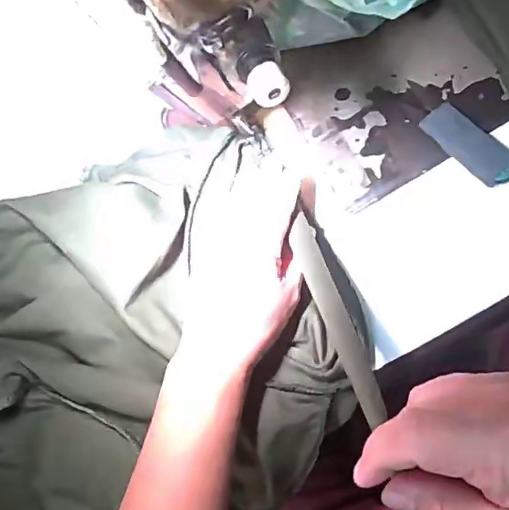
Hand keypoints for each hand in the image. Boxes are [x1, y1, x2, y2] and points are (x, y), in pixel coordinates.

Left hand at [175, 165, 306, 381]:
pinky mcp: (205, 247)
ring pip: (236, 199)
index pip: (279, 202)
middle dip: (271, 176)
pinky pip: (220, 212)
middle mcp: (235, 234)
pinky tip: (238, 193)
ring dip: (252, 183)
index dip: (292, 184)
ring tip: (265, 169)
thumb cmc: (255, 325)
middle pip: (255, 194)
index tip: (303, 171)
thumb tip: (302, 229)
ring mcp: (216, 239)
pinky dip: (233, 198)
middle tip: (285, 163)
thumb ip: (296, 256)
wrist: (212, 346)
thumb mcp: (289, 294)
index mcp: (260, 244)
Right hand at [353, 373, 508, 509]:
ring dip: (412, 428)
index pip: (412, 432)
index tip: (365, 485)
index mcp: (500, 441)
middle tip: (402, 489)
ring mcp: (505, 383)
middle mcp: (497, 398)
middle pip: (414, 408)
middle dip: (392, 445)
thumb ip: (446, 509)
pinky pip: (451, 389)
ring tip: (427, 472)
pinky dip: (434, 415)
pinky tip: (451, 448)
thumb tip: (392, 490)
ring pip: (428, 393)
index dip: (377, 455)